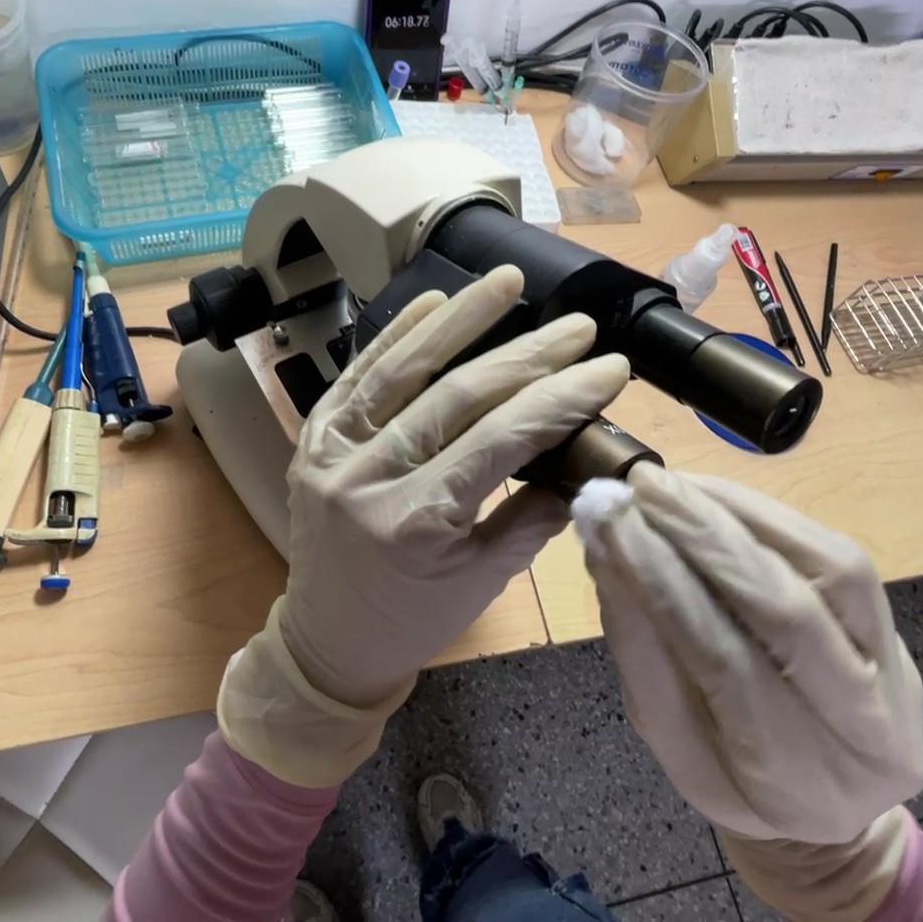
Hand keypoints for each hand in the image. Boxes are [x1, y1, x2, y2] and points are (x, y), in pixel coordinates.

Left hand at [217, 265, 629, 785]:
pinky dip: (392, 335)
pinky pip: (355, 376)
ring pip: (400, 370)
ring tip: (505, 281)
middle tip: (577, 326)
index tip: (608, 367)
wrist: (328, 640)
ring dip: (458, 320)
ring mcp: (331, 451)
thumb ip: (533, 518)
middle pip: (456, 397)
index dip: (560, 398)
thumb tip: (587, 462)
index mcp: (416, 521)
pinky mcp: (313, 438)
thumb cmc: (413, 619)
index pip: (501, 441)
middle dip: (527, 356)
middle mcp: (368, 477)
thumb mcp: (482, 582)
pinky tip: (431, 301)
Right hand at [574, 466, 922, 843]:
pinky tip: (713, 495)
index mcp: (791, 779)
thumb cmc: (735, 781)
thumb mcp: (672, 742)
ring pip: (830, 572)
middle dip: (701, 536)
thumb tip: (605, 553)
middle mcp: (865, 731)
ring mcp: (897, 676)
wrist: (833, 810)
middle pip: (786, 612)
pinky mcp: (900, 631)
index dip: (662, 582)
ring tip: (669, 485)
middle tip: (636, 486)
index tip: (607, 522)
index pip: (722, 662)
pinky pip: (841, 557)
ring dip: (739, 514)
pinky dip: (770, 515)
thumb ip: (641, 654)